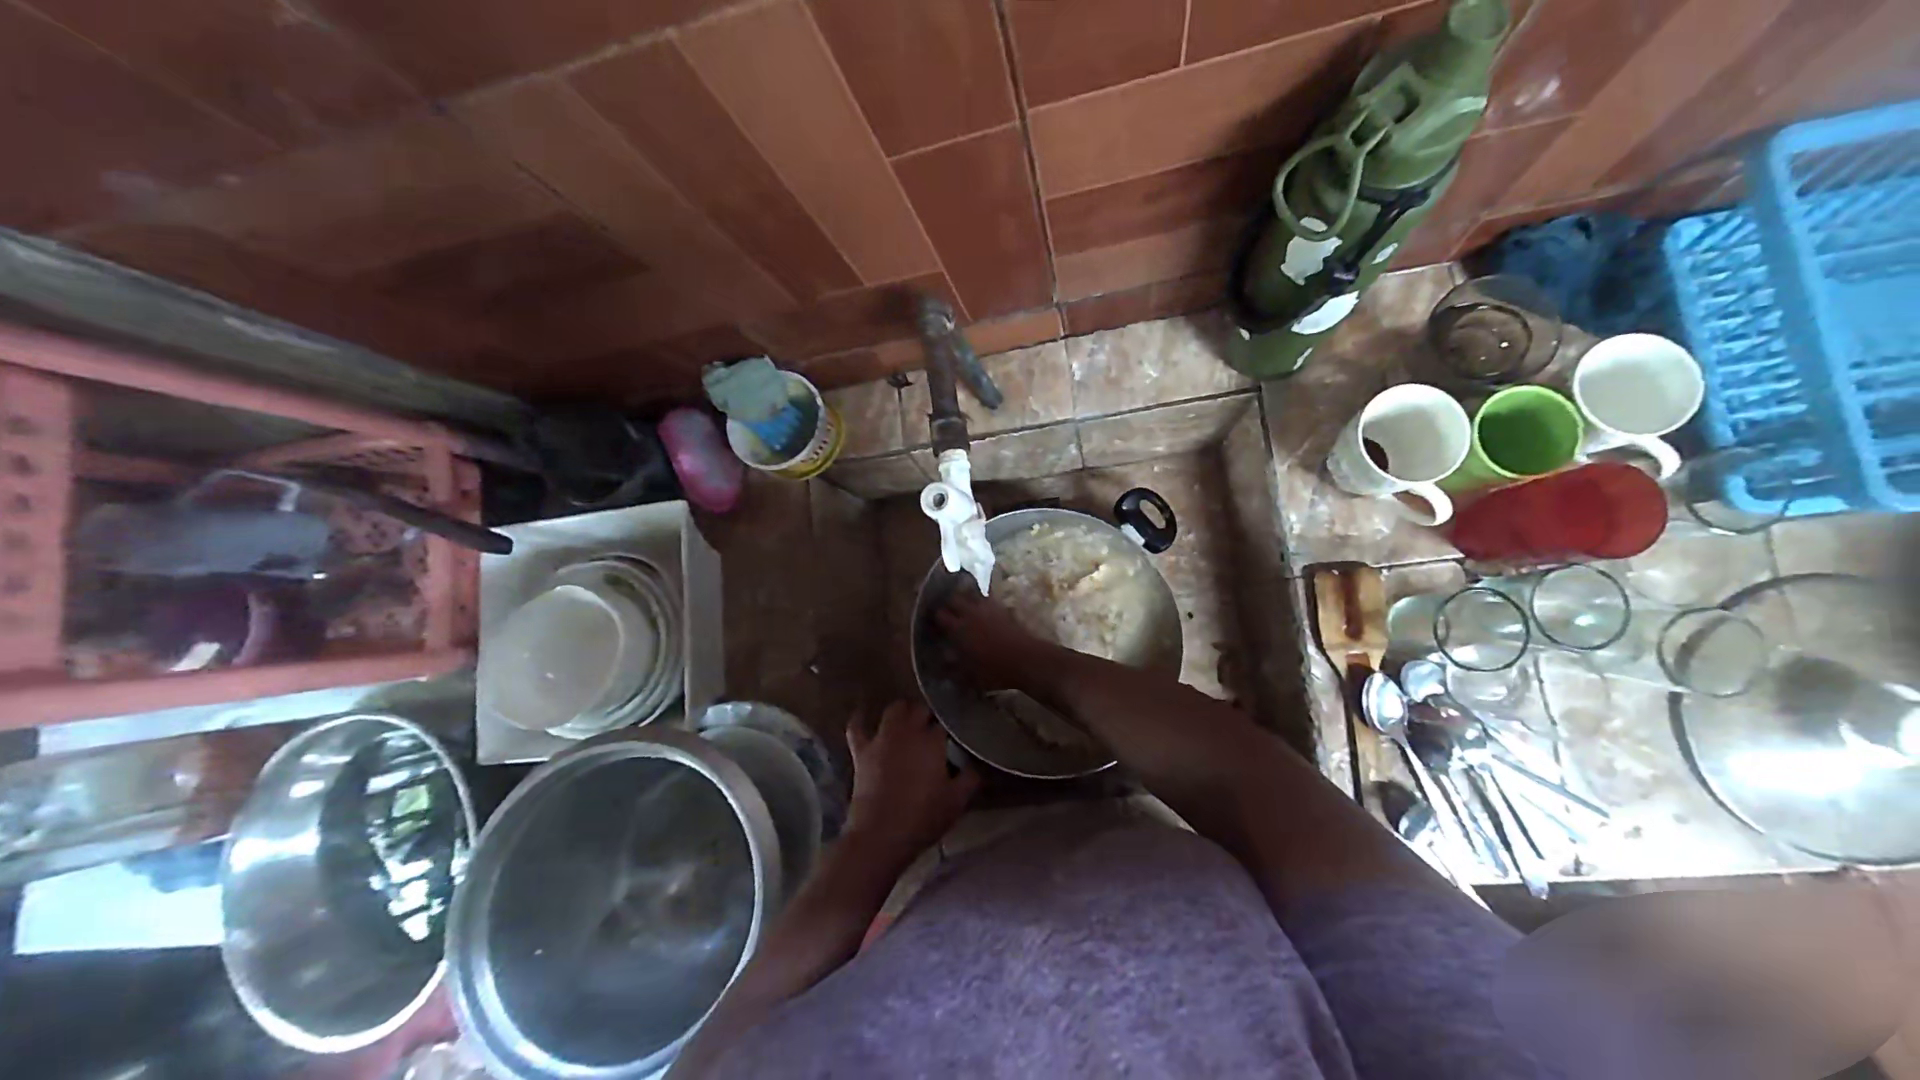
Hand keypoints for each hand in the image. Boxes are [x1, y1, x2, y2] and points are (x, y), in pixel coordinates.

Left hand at [844, 701, 979, 863]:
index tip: (955, 736)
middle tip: (934, 729)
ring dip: (903, 711)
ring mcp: (882, 739)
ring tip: (909, 720)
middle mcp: (907, 732)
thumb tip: (974, 766)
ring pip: (894, 710)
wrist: (881, 835)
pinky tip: (863, 715)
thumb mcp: (956, 801)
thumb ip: (970, 779)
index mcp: (932, 741)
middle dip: (928, 714)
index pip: (945, 723)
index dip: (950, 728)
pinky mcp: (861, 751)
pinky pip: (856, 727)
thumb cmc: (923, 817)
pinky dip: (860, 719)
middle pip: (920, 709)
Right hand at [934, 589, 1053, 689]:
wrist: (1026, 659)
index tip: (932, 624)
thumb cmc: (995, 671)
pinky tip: (983, 608)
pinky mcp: (1002, 608)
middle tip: (947, 612)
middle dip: (948, 604)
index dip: (934, 618)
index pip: (939, 615)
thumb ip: (953, 668)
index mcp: (958, 629)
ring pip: (971, 594)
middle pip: (953, 599)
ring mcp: (988, 608)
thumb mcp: (969, 676)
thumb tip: (942, 663)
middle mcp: (970, 613)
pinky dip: (982, 600)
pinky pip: (988, 598)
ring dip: (965, 598)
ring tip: (964, 606)